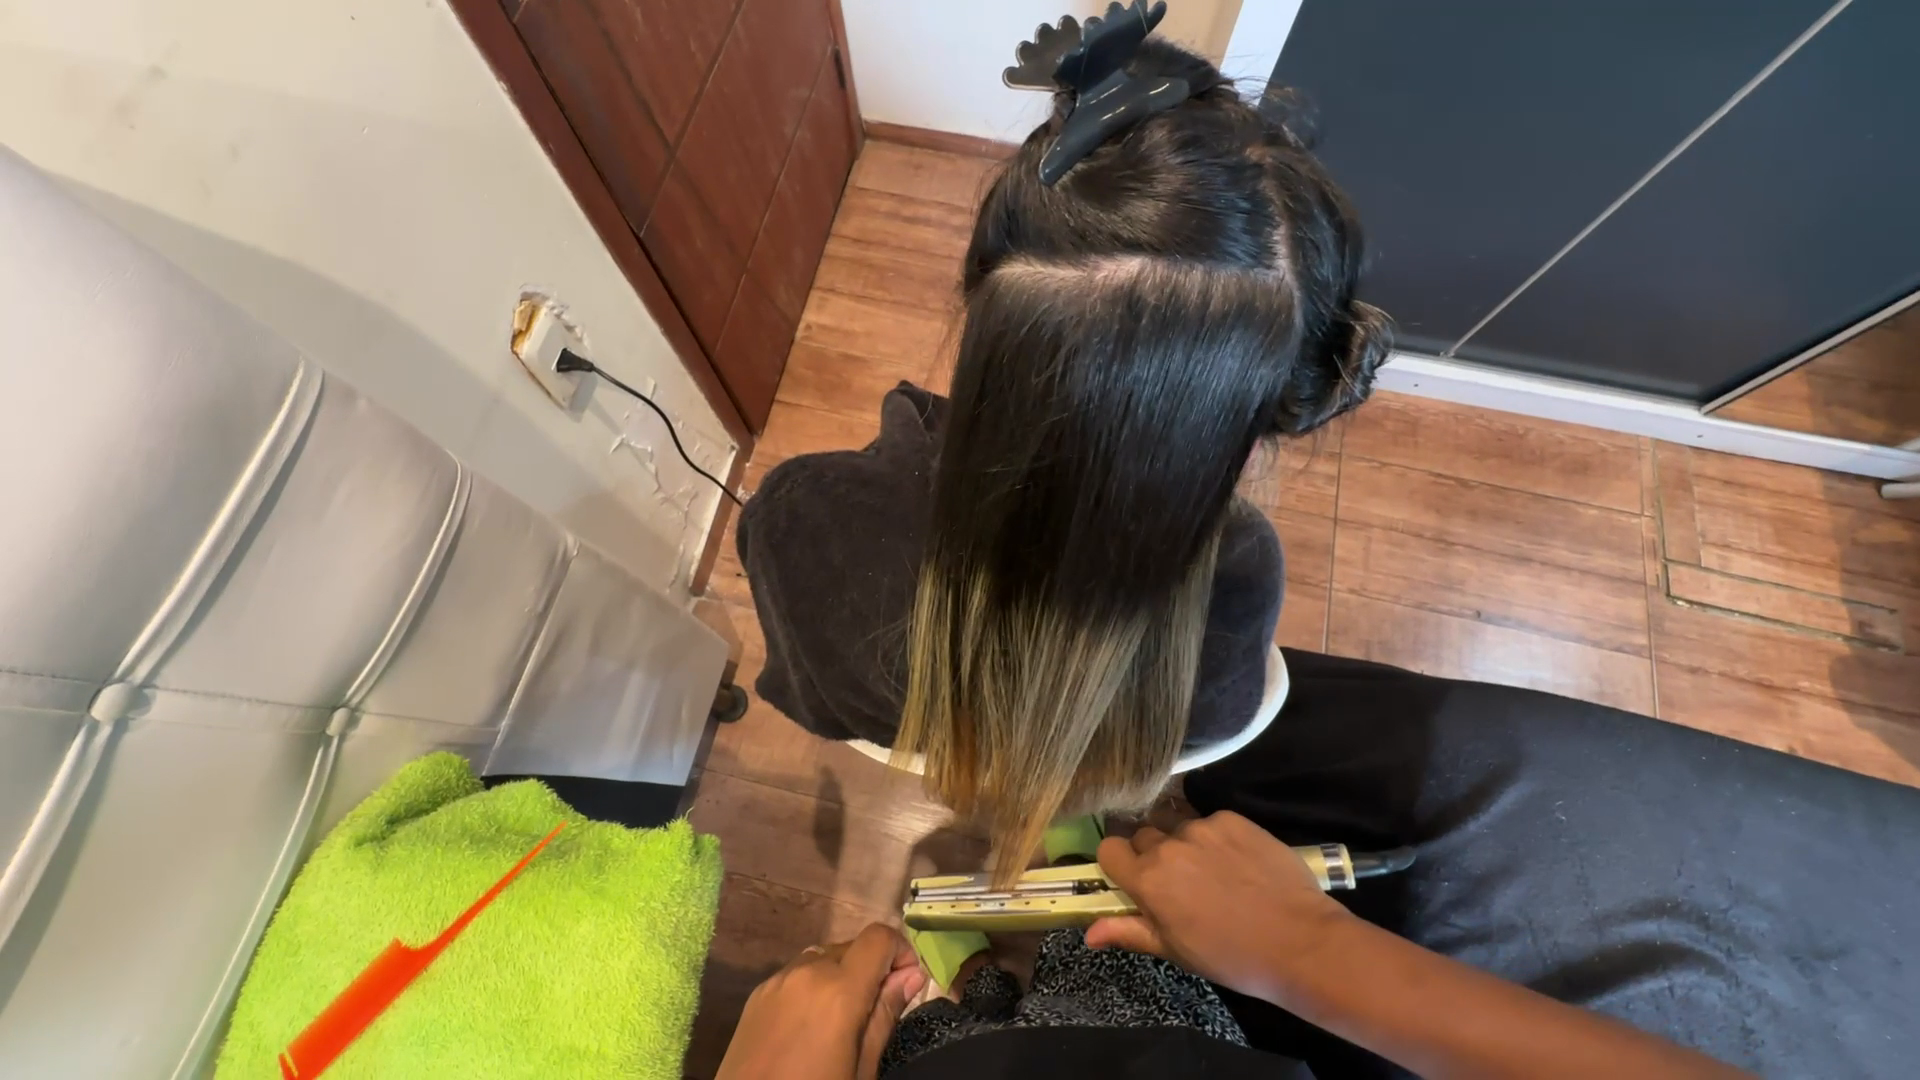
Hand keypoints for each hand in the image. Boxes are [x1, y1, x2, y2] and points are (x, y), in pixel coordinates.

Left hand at [716, 923, 926, 1079]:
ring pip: (824, 957)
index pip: (879, 937)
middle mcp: (808, 971)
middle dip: (872, 968)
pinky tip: (809, 1026)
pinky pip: (797, 973)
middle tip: (875, 1012)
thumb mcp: (861, 1071)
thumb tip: (912, 974)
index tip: (905, 983)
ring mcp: (778, 979)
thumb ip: (886, 1015)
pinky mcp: (757, 994)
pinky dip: (813, 985)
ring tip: (841, 1022)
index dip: (899, 952)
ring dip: (842, 975)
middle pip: (853, 945)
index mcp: (839, 990)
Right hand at [1086, 811, 1353, 1000]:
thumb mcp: (1176, 951)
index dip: (1119, 864)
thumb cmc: (1232, 957)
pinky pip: (1211, 823)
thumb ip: (1129, 932)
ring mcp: (1202, 828)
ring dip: (1186, 846)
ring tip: (1215, 875)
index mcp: (1148, 880)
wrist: (1301, 943)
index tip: (1135, 880)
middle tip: (1180, 883)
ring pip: (1178, 828)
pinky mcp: (1232, 818)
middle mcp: (1168, 845)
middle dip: (1154, 855)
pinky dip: (1218, 840)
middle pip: (1143, 836)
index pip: (1109, 849)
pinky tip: (1240, 864)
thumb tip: (1088, 933)